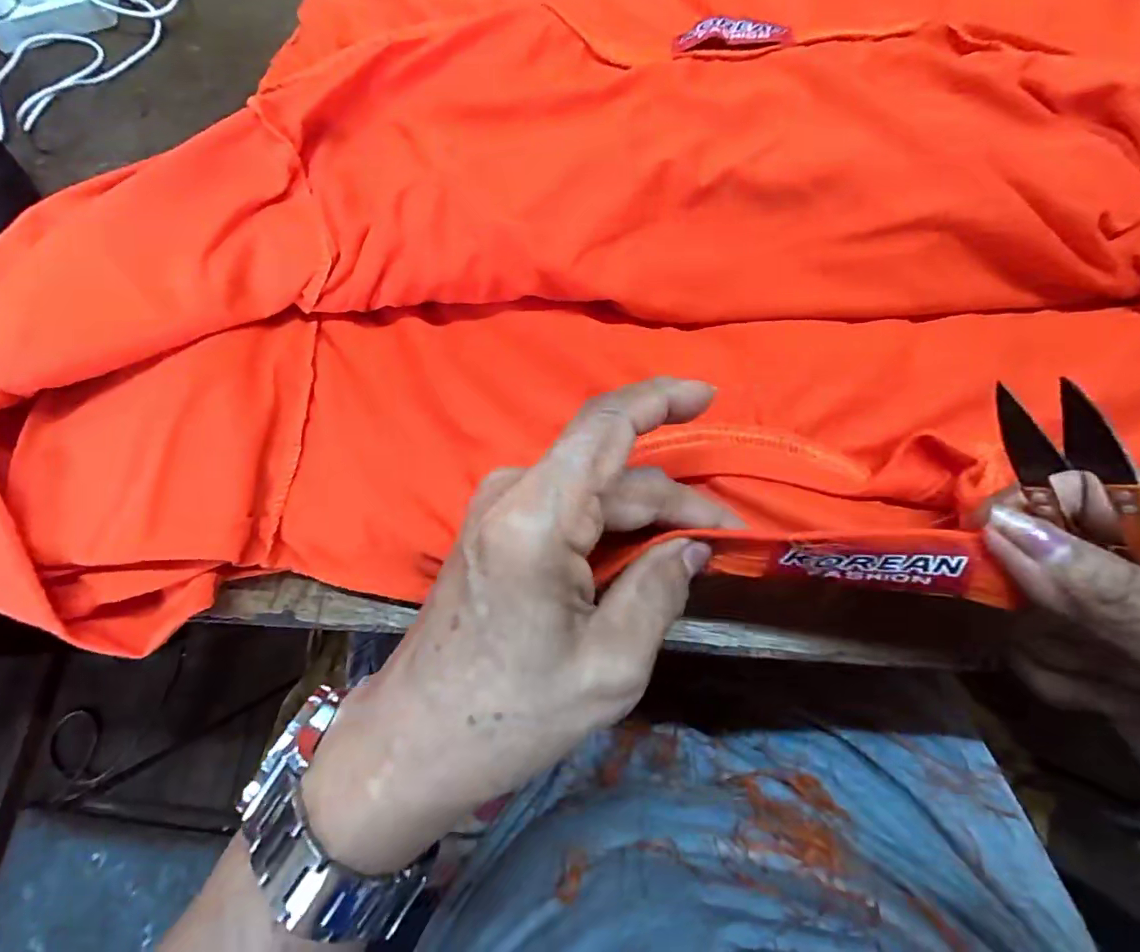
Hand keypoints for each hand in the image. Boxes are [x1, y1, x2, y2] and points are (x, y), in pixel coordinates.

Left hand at [300, 378, 741, 874]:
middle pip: (611, 475)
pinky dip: (611, 527)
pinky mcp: (493, 531)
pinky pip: (567, 511)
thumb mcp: (609, 666)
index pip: (605, 427)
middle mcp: (511, 494)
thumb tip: (691, 551)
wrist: (413, 743)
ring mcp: (496, 509)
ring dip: (645, 517)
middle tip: (727, 539)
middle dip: (674, 502)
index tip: (708, 395)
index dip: (660, 399)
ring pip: (592, 493)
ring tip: (692, 555)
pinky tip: (642, 558)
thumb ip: (657, 593)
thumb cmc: (509, 715)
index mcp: (536, 518)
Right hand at [984, 475, 1139, 949]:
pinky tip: (1111, 706)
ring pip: (1049, 596)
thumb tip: (1001, 527)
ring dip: (1059, 640)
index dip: (1048, 500)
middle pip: (1072, 541)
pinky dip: (1061, 674)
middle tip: (1063, 633)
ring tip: (1117, 687)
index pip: (1124, 490)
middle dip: (1052, 586)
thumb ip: (1123, 600)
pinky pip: (1050, 646)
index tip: (980, 531)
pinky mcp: (1127, 669)